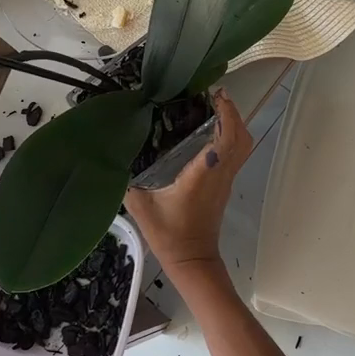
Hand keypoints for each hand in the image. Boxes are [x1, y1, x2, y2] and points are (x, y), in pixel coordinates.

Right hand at [125, 90, 252, 277]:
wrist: (192, 260)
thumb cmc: (169, 234)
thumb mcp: (141, 207)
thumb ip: (127, 181)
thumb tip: (111, 158)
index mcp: (203, 175)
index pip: (224, 140)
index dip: (226, 115)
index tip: (216, 95)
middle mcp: (220, 174)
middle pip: (241, 138)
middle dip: (233, 113)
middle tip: (215, 96)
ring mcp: (227, 180)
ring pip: (243, 146)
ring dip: (235, 123)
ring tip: (216, 108)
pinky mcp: (225, 185)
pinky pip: (237, 154)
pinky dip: (231, 135)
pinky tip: (213, 129)